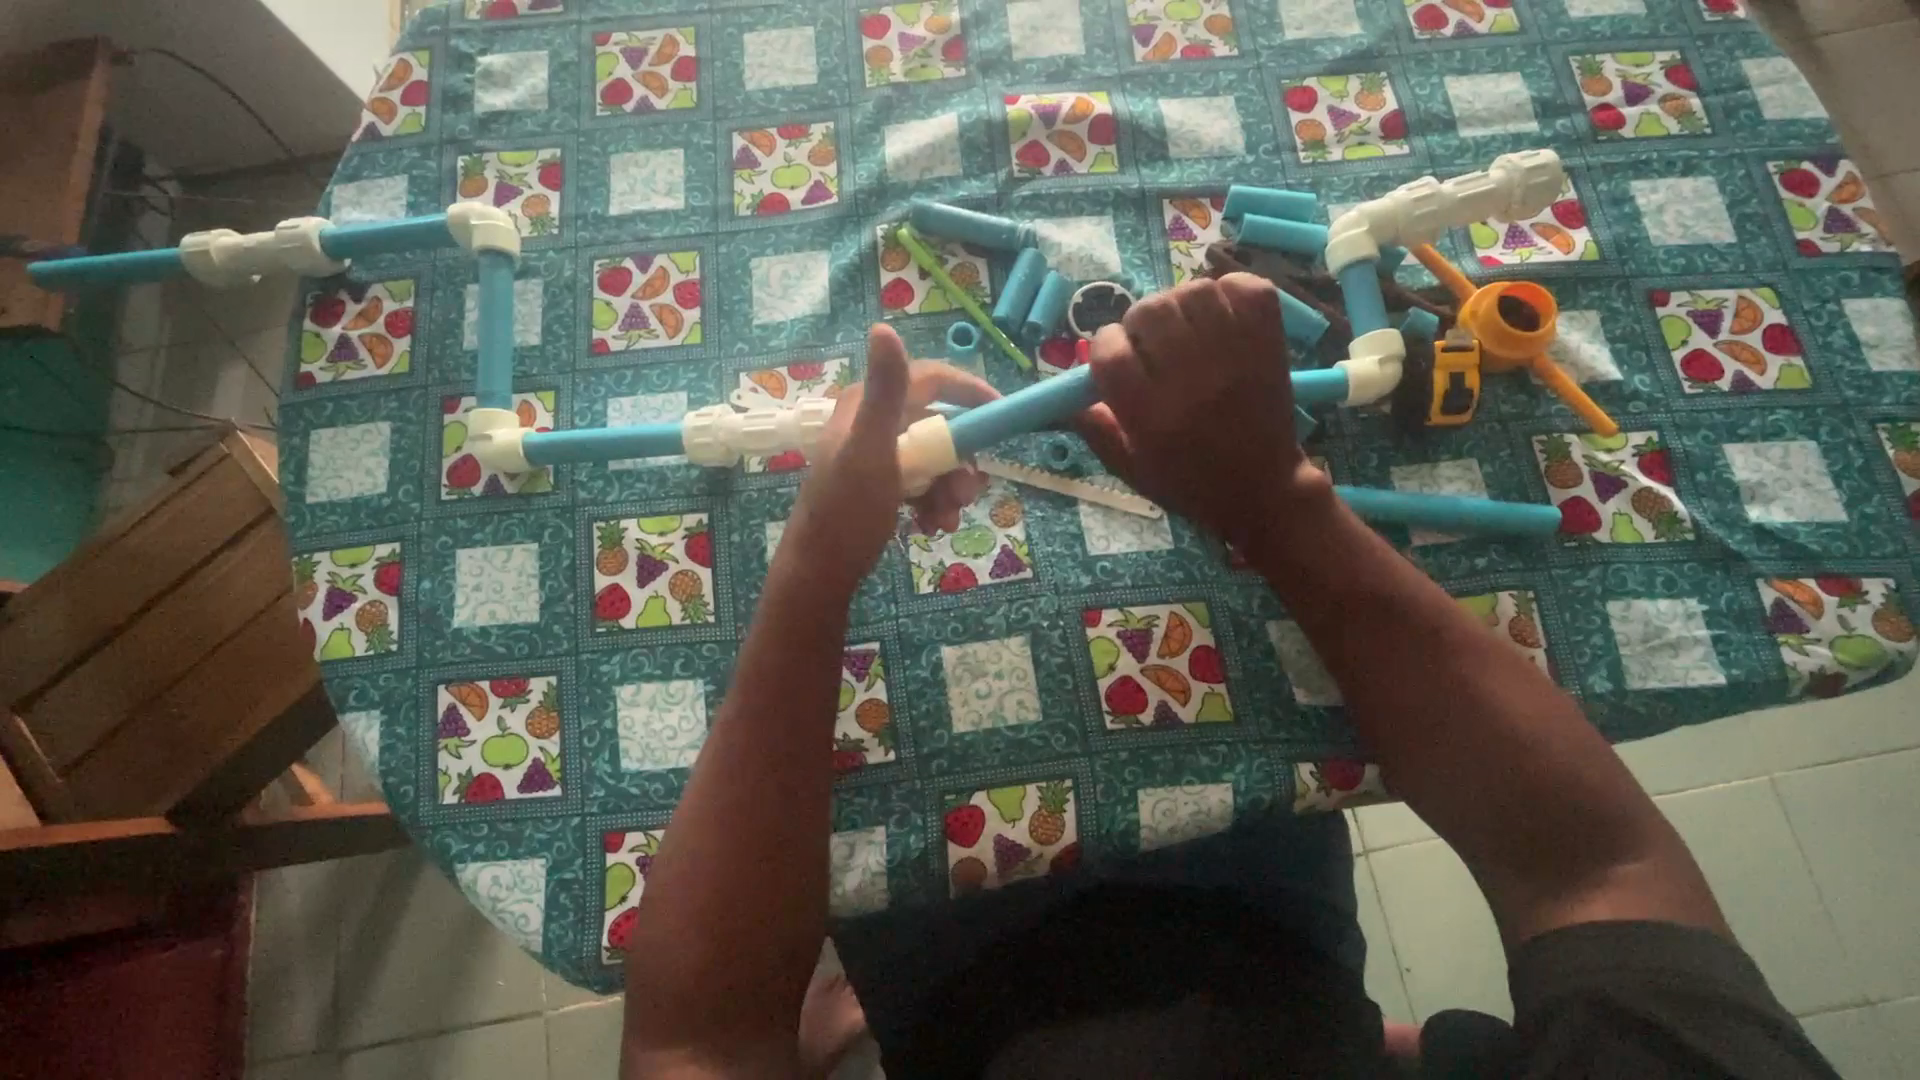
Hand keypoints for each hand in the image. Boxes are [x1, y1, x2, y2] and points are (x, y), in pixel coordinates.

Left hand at [779, 324, 997, 594]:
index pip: (930, 379)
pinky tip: (932, 526)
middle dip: (960, 460)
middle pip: (938, 426)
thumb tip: (884, 326)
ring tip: (947, 519)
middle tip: (969, 493)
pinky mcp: (880, 484)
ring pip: (935, 459)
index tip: (1000, 414)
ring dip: (950, 488)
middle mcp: (873, 422)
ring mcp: (878, 455)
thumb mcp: (871, 450)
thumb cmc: (847, 511)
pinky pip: (923, 483)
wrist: (821, 570)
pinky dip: (934, 502)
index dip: (968, 391)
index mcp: (868, 404)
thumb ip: (886, 392)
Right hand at [1075, 274, 1330, 550]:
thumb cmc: (1186, 481)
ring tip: (1184, 332)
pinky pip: (1240, 285)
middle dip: (1139, 324)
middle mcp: (1192, 379)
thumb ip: (1094, 424)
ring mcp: (1235, 354)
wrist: (1261, 488)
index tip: (1113, 359)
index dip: (1104, 347)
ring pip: (1191, 291)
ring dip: (1179, 306)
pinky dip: (1225, 294)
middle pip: (1149, 311)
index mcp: (1152, 415)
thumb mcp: (1128, 465)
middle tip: (1150, 347)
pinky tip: (1218, 320)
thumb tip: (1071, 381)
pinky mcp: (1268, 337)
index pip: (1111, 352)